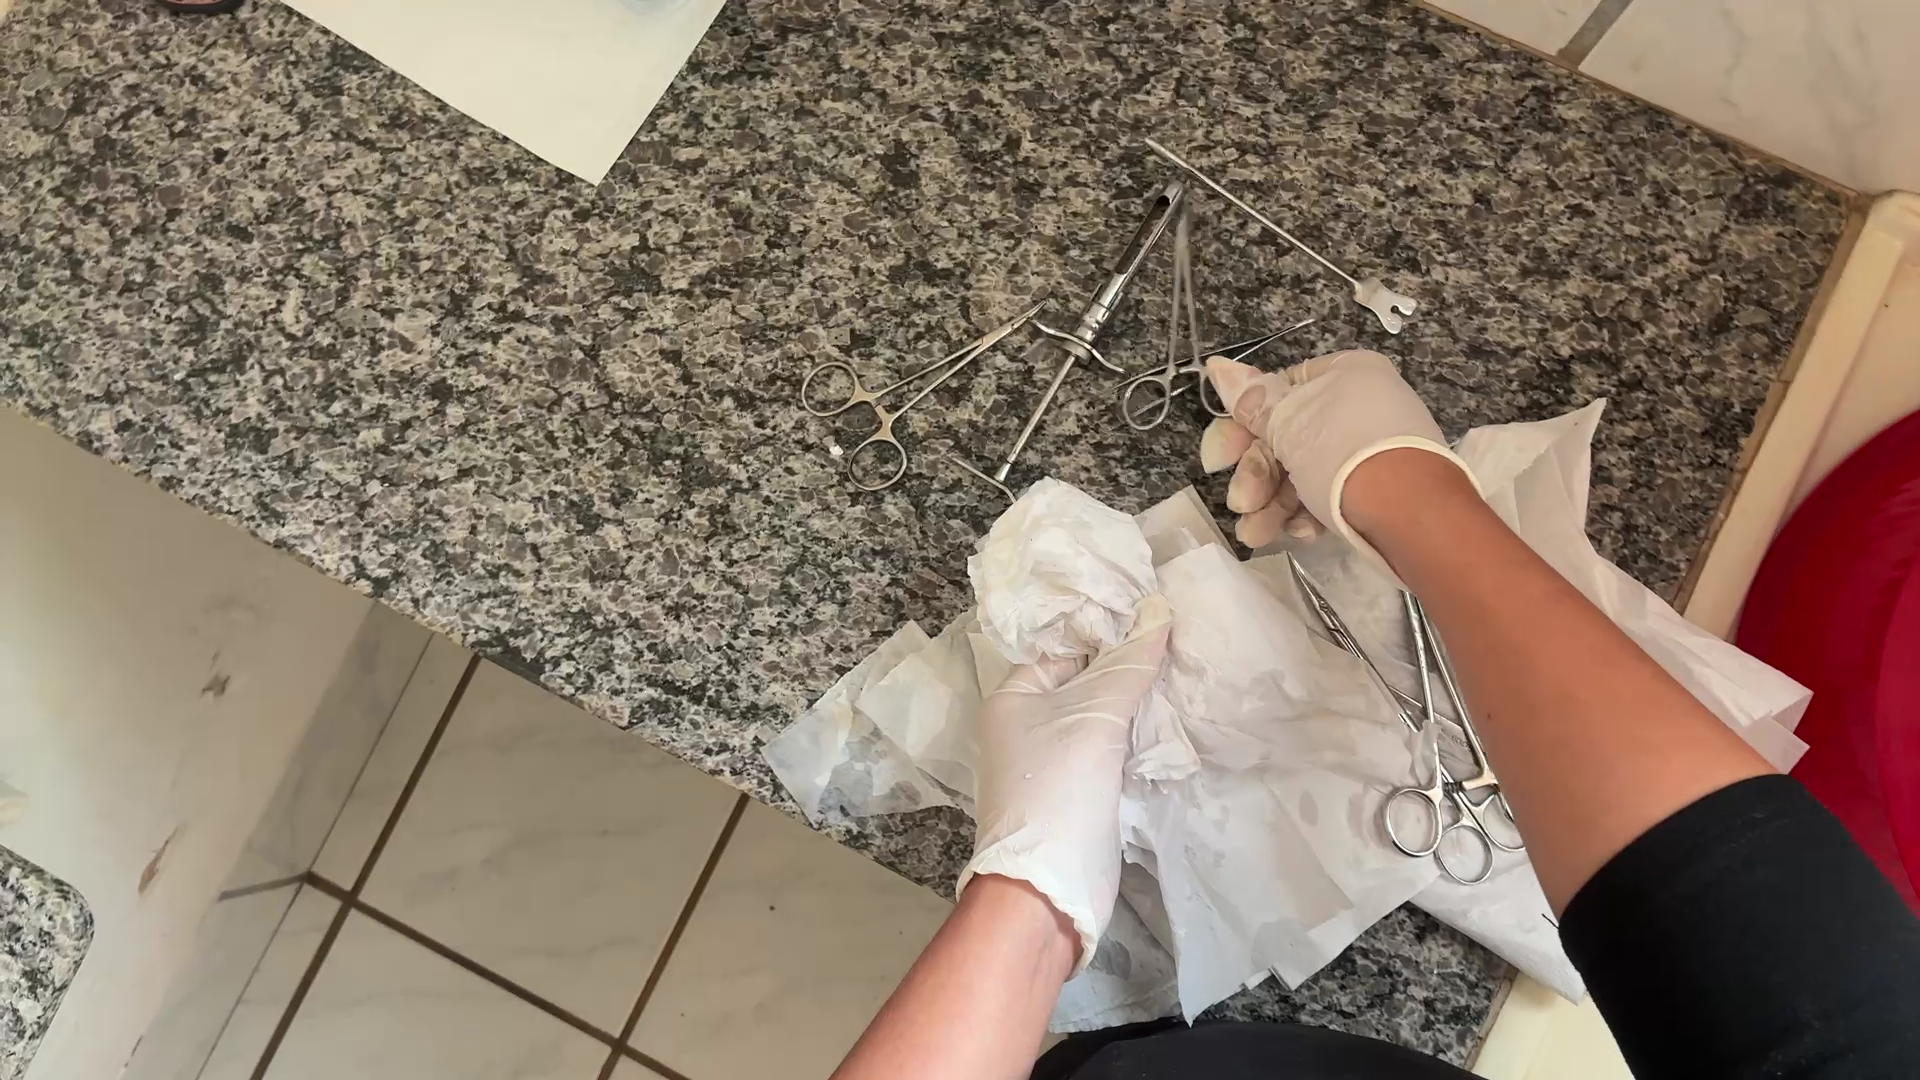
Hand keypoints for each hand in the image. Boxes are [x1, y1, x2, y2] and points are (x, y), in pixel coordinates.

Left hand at [957, 595, 1171, 970]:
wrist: (1049, 883)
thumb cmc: (1059, 784)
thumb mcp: (1094, 715)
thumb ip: (1128, 666)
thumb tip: (1159, 611)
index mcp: (1013, 696)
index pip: (1061, 648)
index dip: (1104, 631)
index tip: (1151, 613)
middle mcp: (1025, 722)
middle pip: (1081, 680)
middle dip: (1124, 665)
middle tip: (1175, 636)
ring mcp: (1052, 758)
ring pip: (1098, 715)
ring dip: (1133, 701)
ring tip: (1180, 668)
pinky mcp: (1078, 788)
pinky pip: (1108, 748)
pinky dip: (1133, 735)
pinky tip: (1168, 718)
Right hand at [1198, 350, 1476, 553]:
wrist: (1408, 512)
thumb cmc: (1341, 454)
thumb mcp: (1287, 423)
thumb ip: (1249, 400)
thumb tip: (1216, 365)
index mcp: (1342, 376)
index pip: (1274, 393)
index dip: (1239, 429)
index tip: (1217, 461)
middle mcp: (1356, 407)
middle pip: (1282, 441)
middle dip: (1255, 478)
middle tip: (1240, 504)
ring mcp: (1365, 449)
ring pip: (1298, 474)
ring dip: (1270, 506)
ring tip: (1257, 535)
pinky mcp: (1373, 488)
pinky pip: (1324, 494)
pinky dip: (1305, 514)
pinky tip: (1302, 533)